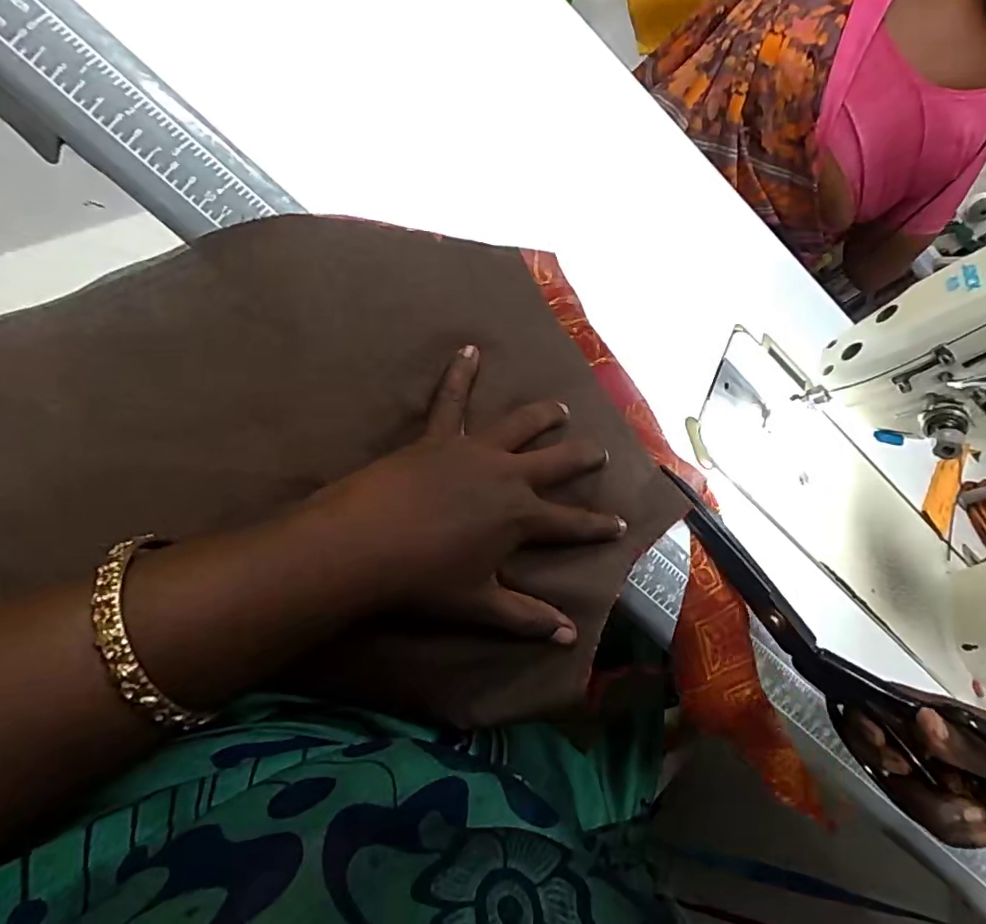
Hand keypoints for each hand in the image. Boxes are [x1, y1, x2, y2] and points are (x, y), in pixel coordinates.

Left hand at [291, 345, 627, 642]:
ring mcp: (474, 451)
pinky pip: (451, 398)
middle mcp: (507, 476)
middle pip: (556, 462)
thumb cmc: (424, 580)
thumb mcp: (479, 603)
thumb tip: (567, 636)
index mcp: (520, 517)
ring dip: (543, 415)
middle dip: (582, 458)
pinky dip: (461, 371)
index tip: (619, 523)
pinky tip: (469, 349)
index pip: (570, 523)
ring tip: (560, 408)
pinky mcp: (439, 436)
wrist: (367, 544)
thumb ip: (526, 618)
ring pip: (519, 425)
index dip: (597, 525)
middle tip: (599, 451)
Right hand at [837, 692, 985, 871]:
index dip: (870, 715)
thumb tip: (922, 718)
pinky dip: (948, 827)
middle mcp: (934, 738)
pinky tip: (981, 828)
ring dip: (935, 809)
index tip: (878, 742)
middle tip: (923, 781)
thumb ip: (964, 746)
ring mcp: (937, 771)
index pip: (890, 701)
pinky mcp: (943, 801)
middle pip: (881, 741)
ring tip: (977, 817)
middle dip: (897, 768)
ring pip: (901, 783)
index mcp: (948, 716)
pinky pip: (921, 812)